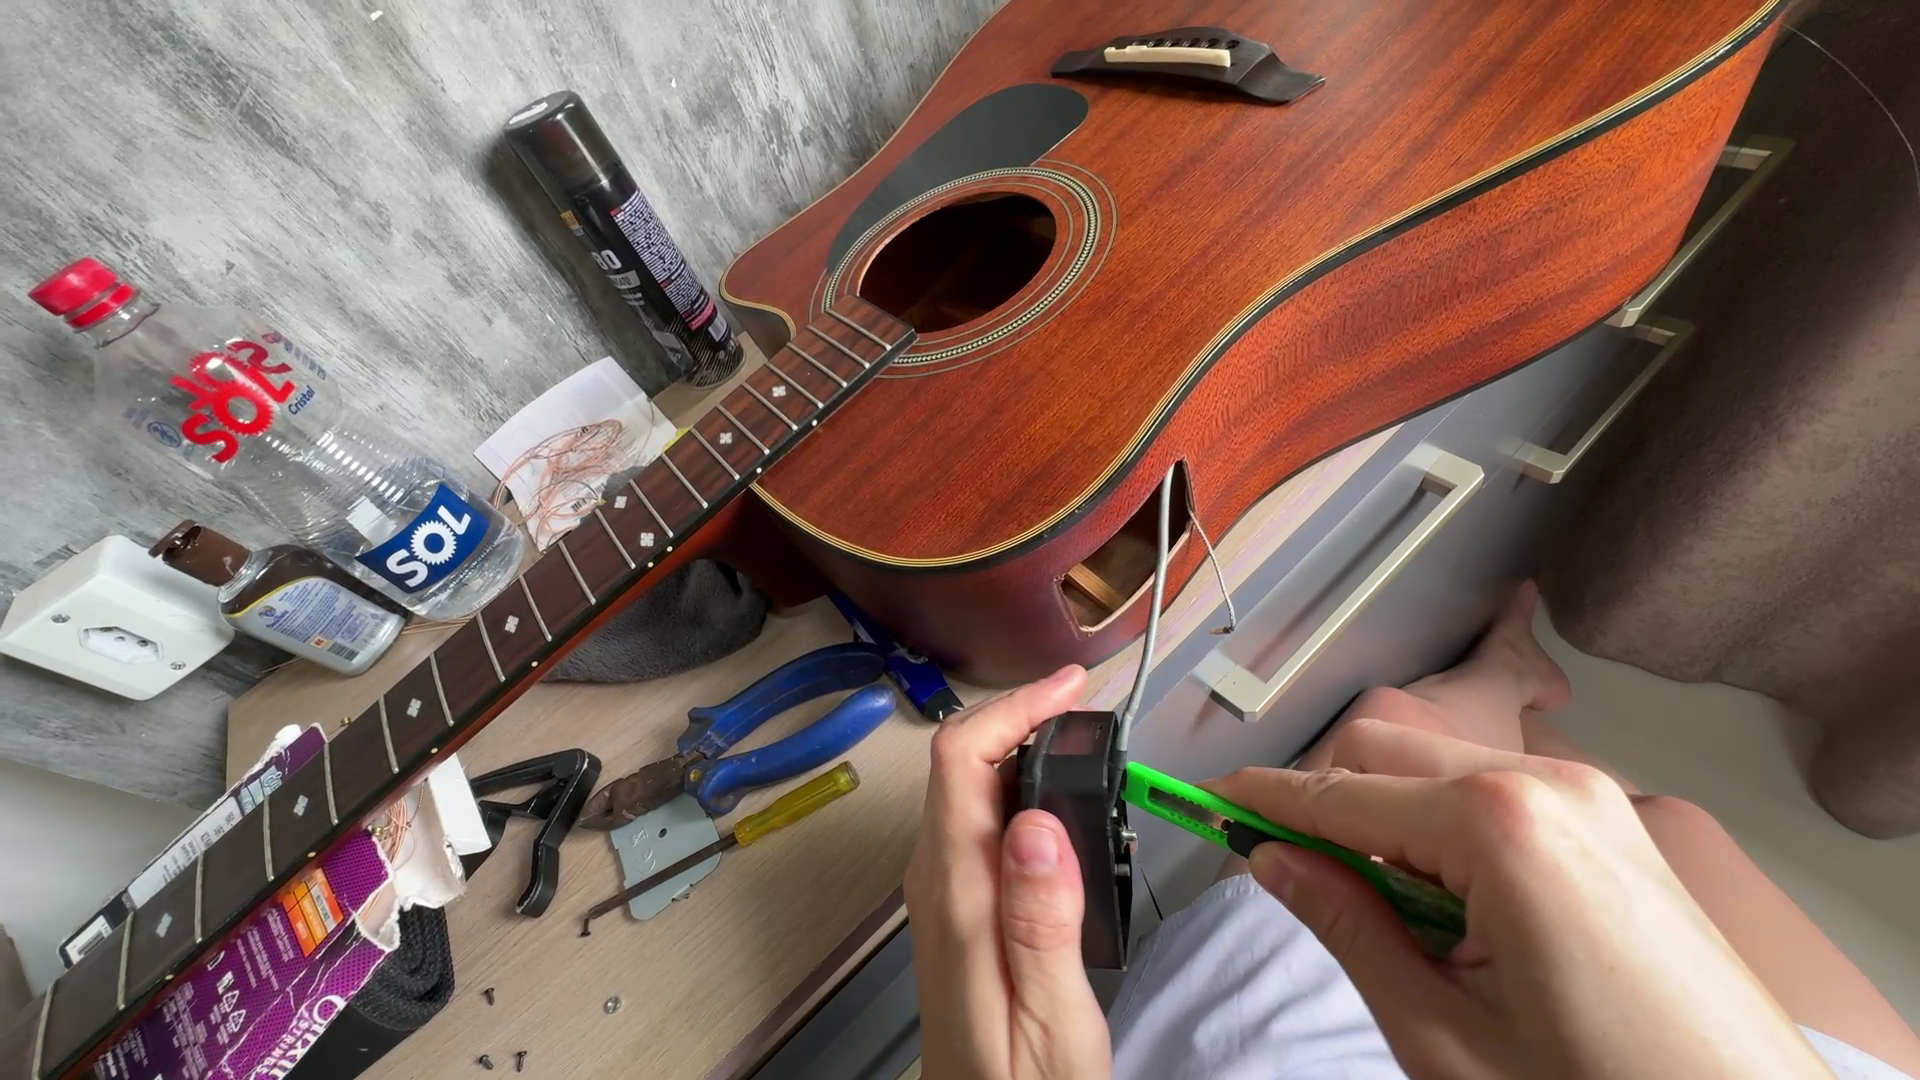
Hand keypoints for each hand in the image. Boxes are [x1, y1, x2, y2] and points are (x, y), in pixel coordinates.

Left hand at [905, 665, 1110, 1079]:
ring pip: (970, 780)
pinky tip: (1060, 790)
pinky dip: (1019, 779)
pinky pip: (980, 811)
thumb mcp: (1049, 1020)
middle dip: (1019, 714)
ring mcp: (944, 881)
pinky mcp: (959, 895)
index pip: (961, 760)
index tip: (1070, 686)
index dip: (1011, 708)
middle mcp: (938, 871)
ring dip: (1019, 742)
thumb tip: (1036, 823)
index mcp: (956, 888)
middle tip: (1083, 704)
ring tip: (1078, 733)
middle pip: (961, 758)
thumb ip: (1040, 922)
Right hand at [1213, 719, 1831, 1079]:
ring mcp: (1588, 796)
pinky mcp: (1608, 822)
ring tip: (1391, 914)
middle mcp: (1546, 783)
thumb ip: (1343, 923)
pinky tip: (1452, 906)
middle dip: (1325, 804)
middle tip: (1295, 873)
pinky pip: (1482, 793)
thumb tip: (1269, 859)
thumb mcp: (1442, 1035)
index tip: (1203, 799)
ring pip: (1429, 769)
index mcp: (1500, 826)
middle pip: (1380, 753)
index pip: (1338, 794)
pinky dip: (1436, 830)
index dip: (1260, 799)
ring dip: (1381, 820)